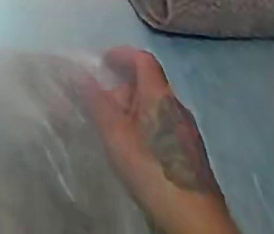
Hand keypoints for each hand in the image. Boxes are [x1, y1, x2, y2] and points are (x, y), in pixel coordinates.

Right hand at [78, 47, 241, 233]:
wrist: (193, 217)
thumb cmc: (150, 166)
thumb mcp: (114, 132)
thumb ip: (95, 101)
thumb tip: (80, 75)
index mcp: (160, 94)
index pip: (143, 59)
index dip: (122, 55)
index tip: (103, 62)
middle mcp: (177, 105)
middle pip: (149, 82)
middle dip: (123, 86)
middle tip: (101, 101)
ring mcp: (187, 130)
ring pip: (156, 105)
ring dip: (134, 107)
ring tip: (113, 127)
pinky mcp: (191, 152)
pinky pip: (164, 124)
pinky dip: (145, 125)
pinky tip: (135, 148)